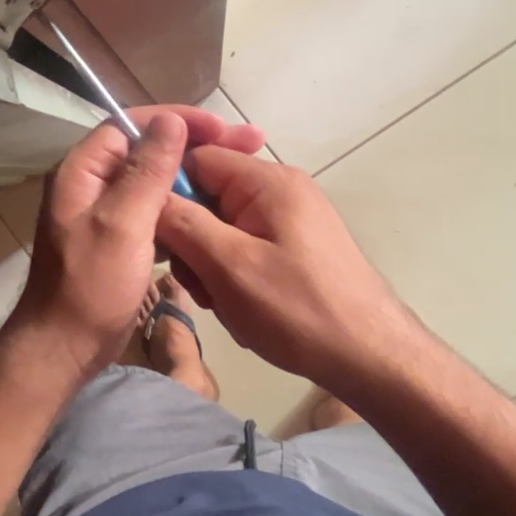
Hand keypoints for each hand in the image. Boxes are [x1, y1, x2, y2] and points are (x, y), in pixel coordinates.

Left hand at [7, 106, 265, 379]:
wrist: (65, 346)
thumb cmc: (90, 286)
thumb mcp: (121, 223)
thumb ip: (145, 172)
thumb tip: (170, 122)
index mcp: (81, 172)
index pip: (130, 124)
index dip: (177, 120)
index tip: (223, 128)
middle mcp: (90, 186)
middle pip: (145, 150)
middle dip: (194, 145)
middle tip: (249, 146)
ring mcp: (104, 215)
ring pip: (153, 182)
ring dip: (193, 176)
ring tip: (240, 174)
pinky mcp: (118, 241)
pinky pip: (154, 212)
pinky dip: (183, 207)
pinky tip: (215, 213)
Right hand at [156, 146, 434, 388]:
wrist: (370, 358)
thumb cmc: (298, 309)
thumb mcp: (229, 264)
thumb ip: (181, 222)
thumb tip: (145, 192)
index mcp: (266, 181)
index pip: (194, 156)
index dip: (164, 189)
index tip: (148, 230)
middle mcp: (277, 190)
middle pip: (203, 194)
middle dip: (187, 236)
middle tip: (195, 280)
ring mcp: (285, 219)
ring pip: (216, 226)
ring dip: (205, 262)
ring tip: (219, 299)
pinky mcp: (289, 247)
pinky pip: (238, 247)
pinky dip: (226, 274)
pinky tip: (236, 304)